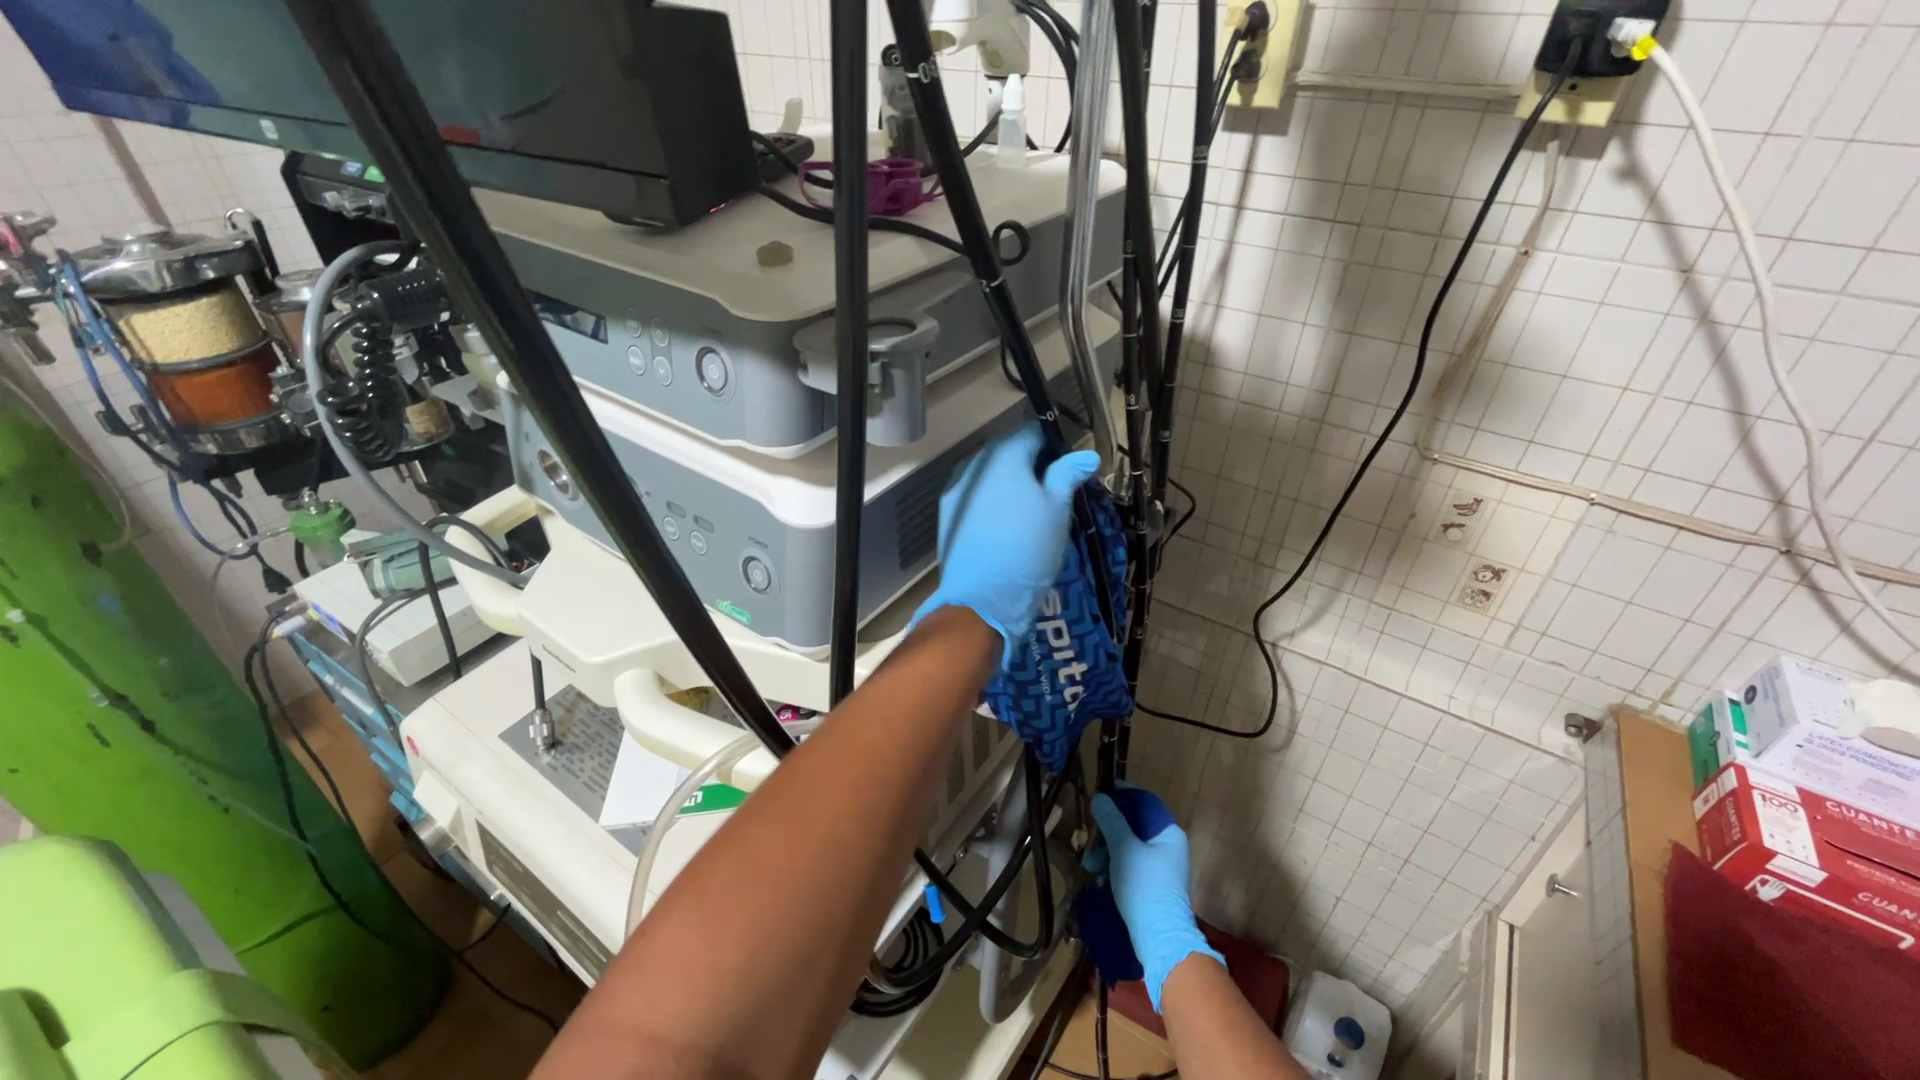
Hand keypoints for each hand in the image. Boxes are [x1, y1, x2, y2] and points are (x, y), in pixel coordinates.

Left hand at [911, 422, 1099, 658]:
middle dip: (1030, 464)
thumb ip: (1067, 475)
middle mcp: (973, 464)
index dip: (1053, 445)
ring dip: (1009, 483)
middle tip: (1053, 491)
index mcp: (1003, 454)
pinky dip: (992, 501)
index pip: (1031, 431)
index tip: (1067, 467)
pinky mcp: (947, 515)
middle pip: (1007, 451)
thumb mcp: (1058, 509)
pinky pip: (976, 496)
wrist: (982, 598)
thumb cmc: (1028, 547)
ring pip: (989, 474)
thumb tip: (1086, 454)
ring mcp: (955, 489)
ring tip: (1030, 510)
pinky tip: (1006, 526)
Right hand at [1090, 788, 1224, 1011]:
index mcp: (1168, 833)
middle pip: (1133, 825)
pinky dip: (1113, 866)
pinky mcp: (1152, 884)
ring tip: (1090, 865)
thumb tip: (1100, 796)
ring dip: (1106, 851)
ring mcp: (1161, 866)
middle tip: (1089, 839)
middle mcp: (1168, 846)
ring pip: (1128, 845)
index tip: (1098, 794)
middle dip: (1107, 831)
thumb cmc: (1144, 887)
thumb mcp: (1123, 849)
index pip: (1144, 802)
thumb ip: (1111, 821)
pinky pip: (1129, 864)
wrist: (1159, 938)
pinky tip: (1099, 876)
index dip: (1121, 796)